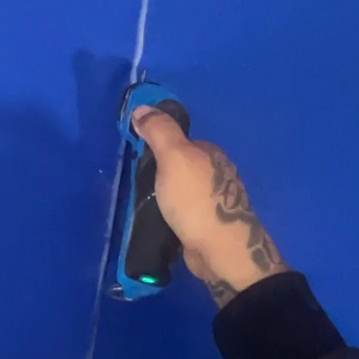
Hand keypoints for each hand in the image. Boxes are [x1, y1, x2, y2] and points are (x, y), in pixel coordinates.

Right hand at [131, 105, 288, 305]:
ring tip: (145, 206)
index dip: (158, 147)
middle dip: (161, 174)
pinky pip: (184, 214)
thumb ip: (159, 131)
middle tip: (139, 186)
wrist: (220, 249)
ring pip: (182, 192)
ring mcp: (215, 202)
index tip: (138, 159)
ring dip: (165, 197)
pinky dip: (172, 216)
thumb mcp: (173, 157)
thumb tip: (141, 108)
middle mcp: (218, 175)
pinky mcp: (209, 226)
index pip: (181, 142)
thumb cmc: (195, 200)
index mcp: (212, 154)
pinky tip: (160, 223)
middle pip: (181, 167)